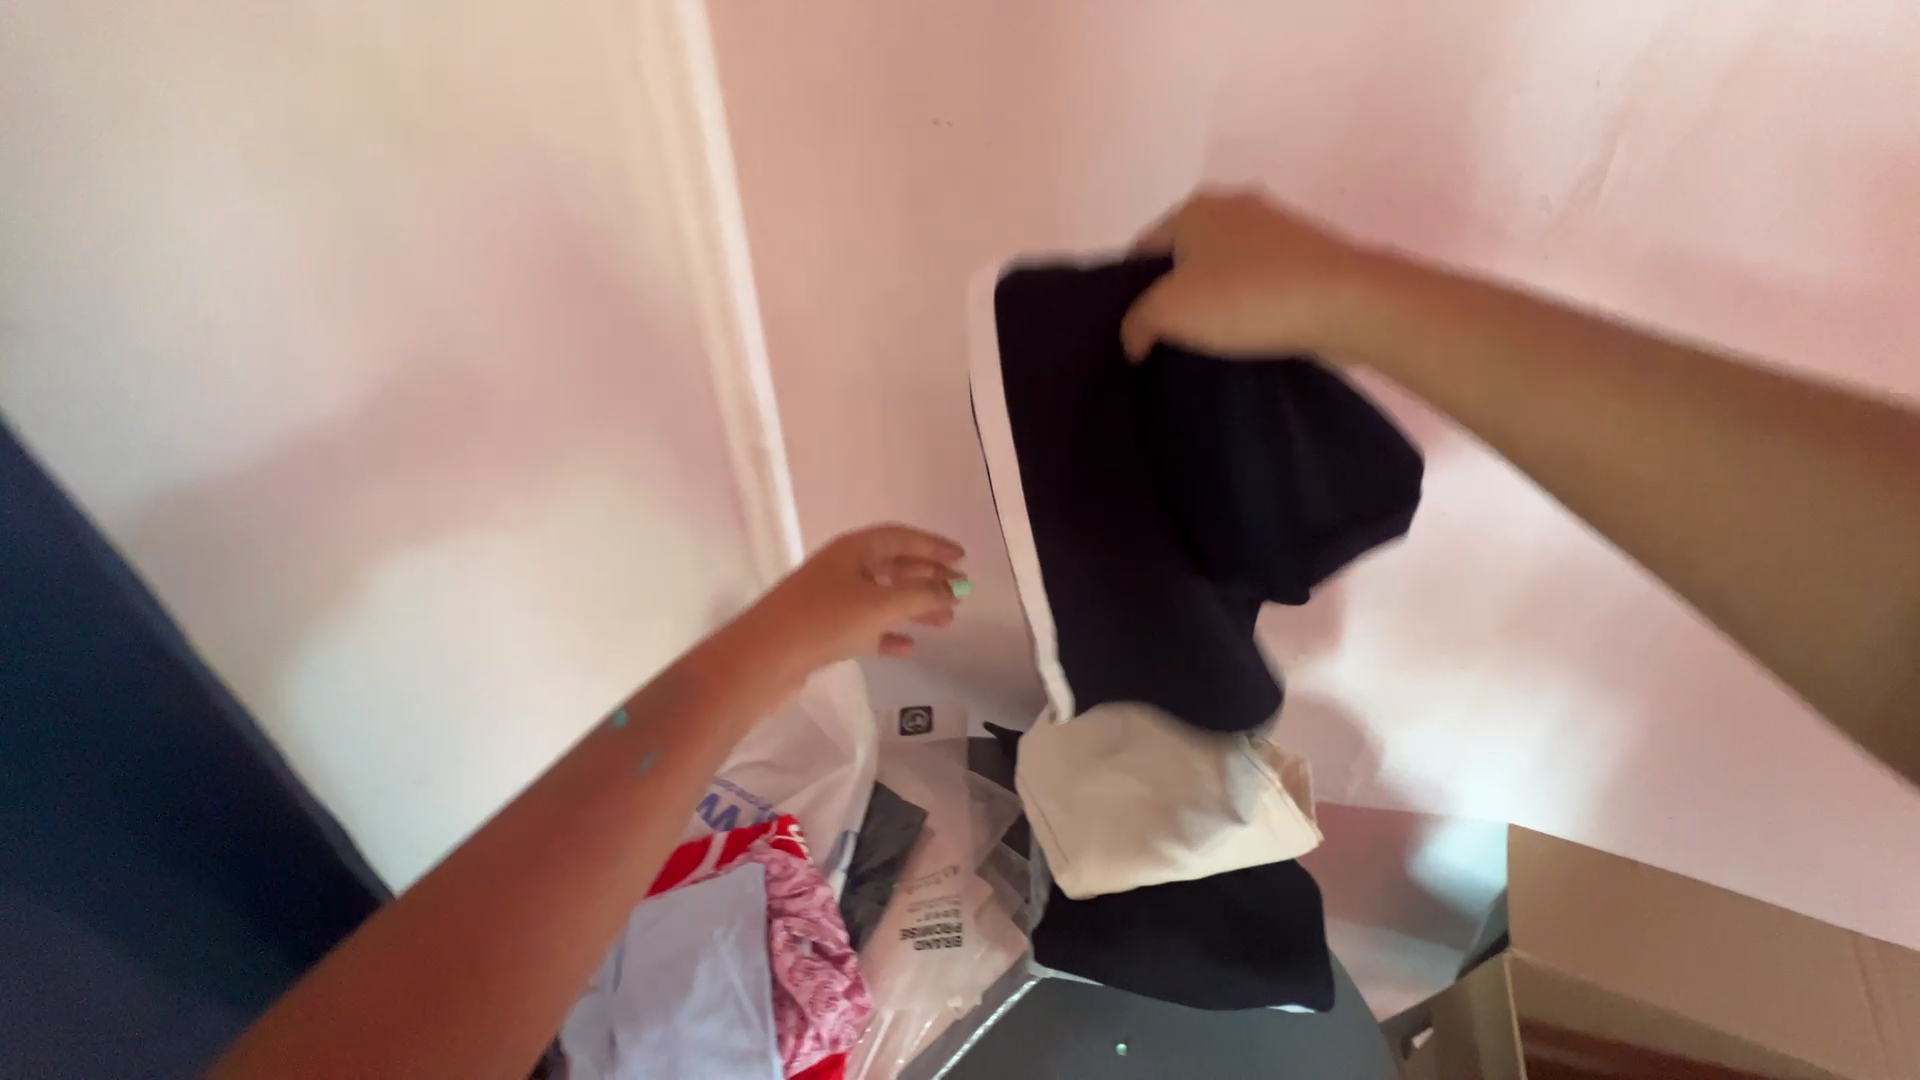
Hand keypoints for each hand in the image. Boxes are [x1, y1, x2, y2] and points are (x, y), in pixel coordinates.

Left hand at [746, 524, 968, 666]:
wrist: (762, 658)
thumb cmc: (824, 621)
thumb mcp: (881, 604)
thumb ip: (923, 595)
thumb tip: (955, 589)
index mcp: (855, 549)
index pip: (902, 538)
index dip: (934, 546)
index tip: (962, 558)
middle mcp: (842, 568)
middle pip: (894, 566)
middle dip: (928, 578)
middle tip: (960, 593)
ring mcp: (829, 599)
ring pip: (882, 598)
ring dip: (913, 607)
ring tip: (945, 622)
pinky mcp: (821, 631)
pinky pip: (864, 626)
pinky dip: (887, 633)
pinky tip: (907, 647)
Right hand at [1120, 189, 1384, 364]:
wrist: (1345, 302)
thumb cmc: (1243, 297)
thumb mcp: (1167, 312)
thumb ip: (1135, 323)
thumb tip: (1134, 339)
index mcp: (1193, 208)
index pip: (1139, 251)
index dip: (1127, 293)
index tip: (1132, 331)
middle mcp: (1232, 205)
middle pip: (1180, 257)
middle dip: (1168, 296)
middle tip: (1162, 339)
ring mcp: (1274, 225)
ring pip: (1219, 268)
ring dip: (1208, 301)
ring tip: (1203, 341)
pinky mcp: (1305, 251)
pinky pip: (1255, 279)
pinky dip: (1243, 303)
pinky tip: (1244, 332)